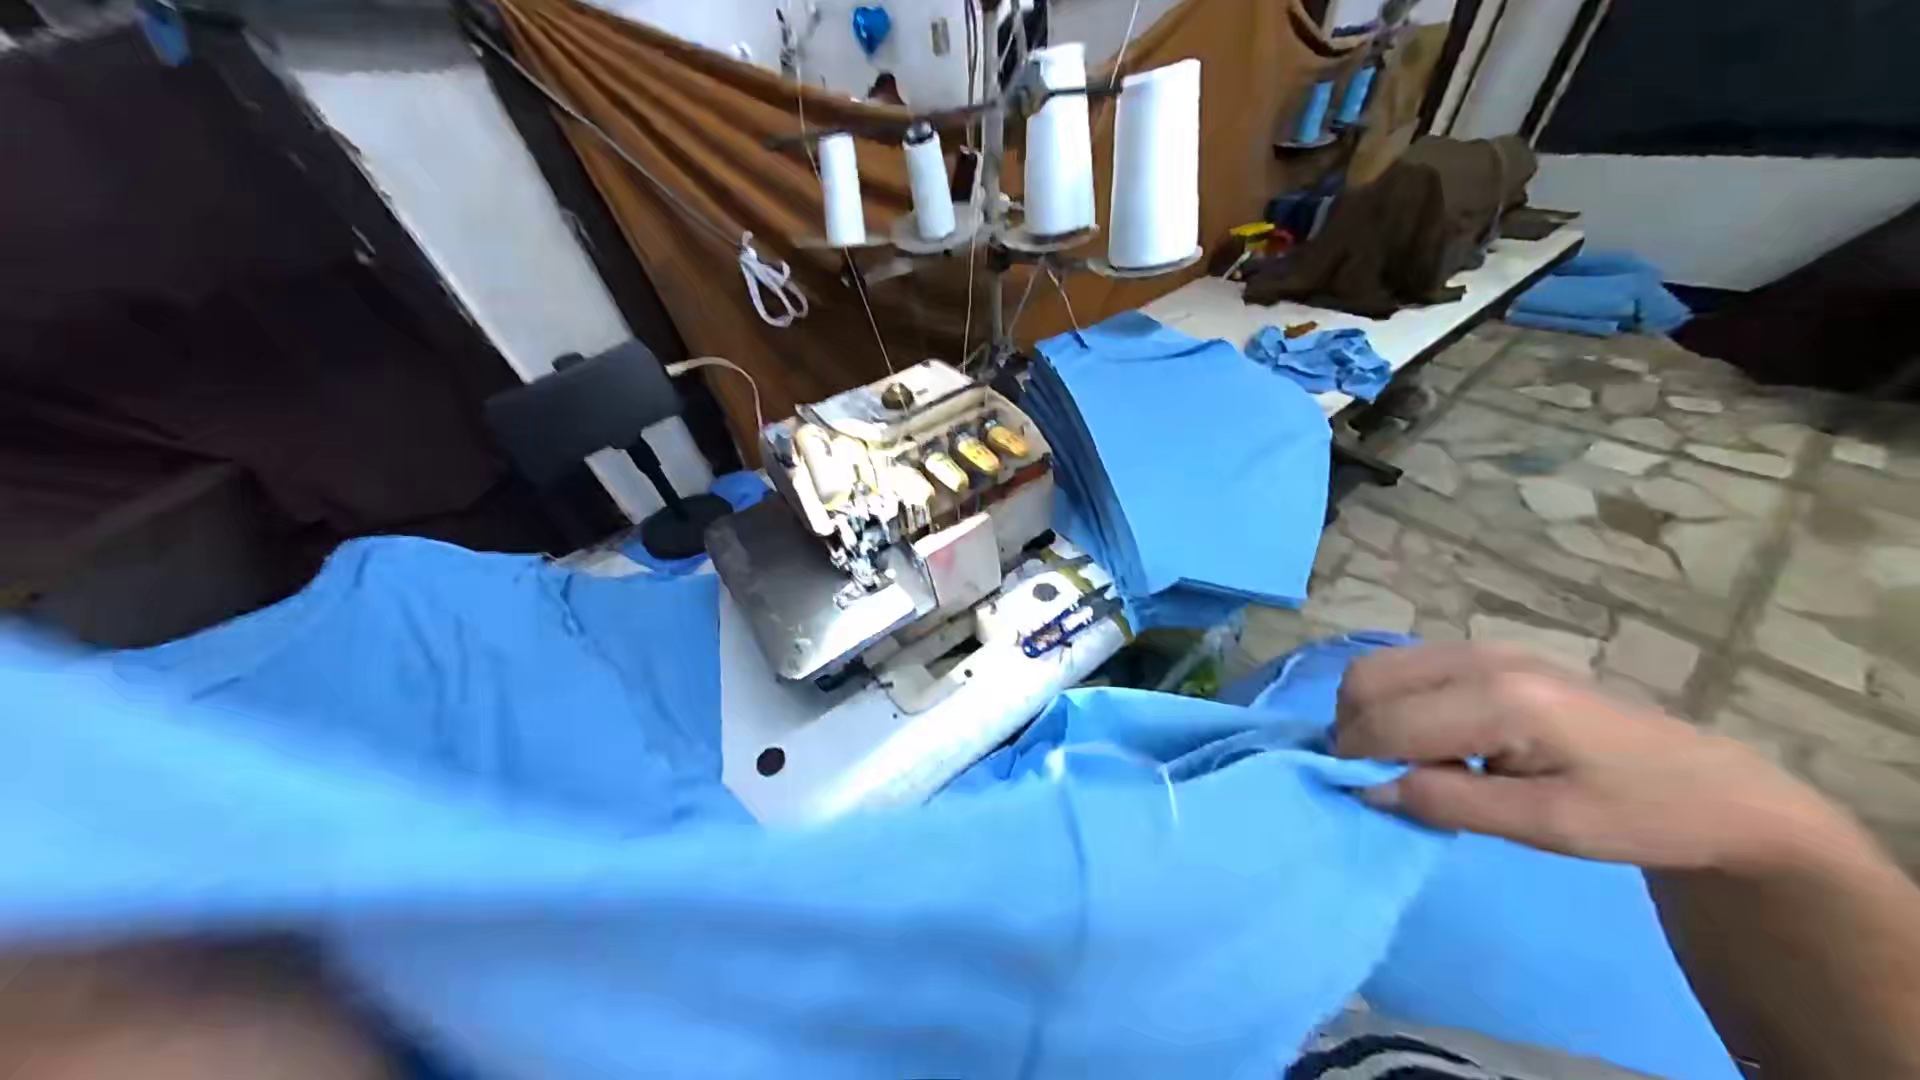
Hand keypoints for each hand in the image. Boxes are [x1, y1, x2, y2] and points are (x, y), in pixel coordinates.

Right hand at [1334, 642, 1858, 871]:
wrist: (1714, 786)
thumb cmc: (1639, 815)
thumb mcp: (1547, 827)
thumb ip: (1448, 803)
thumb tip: (1367, 787)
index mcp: (1502, 699)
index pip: (1388, 722)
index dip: (1358, 761)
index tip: (1365, 798)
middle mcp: (1480, 657)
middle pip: (1366, 679)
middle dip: (1352, 730)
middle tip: (1379, 776)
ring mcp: (1480, 648)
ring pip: (1376, 668)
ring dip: (1367, 713)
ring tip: (1402, 758)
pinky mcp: (1483, 652)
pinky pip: (1402, 667)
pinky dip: (1390, 701)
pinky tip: (1427, 738)